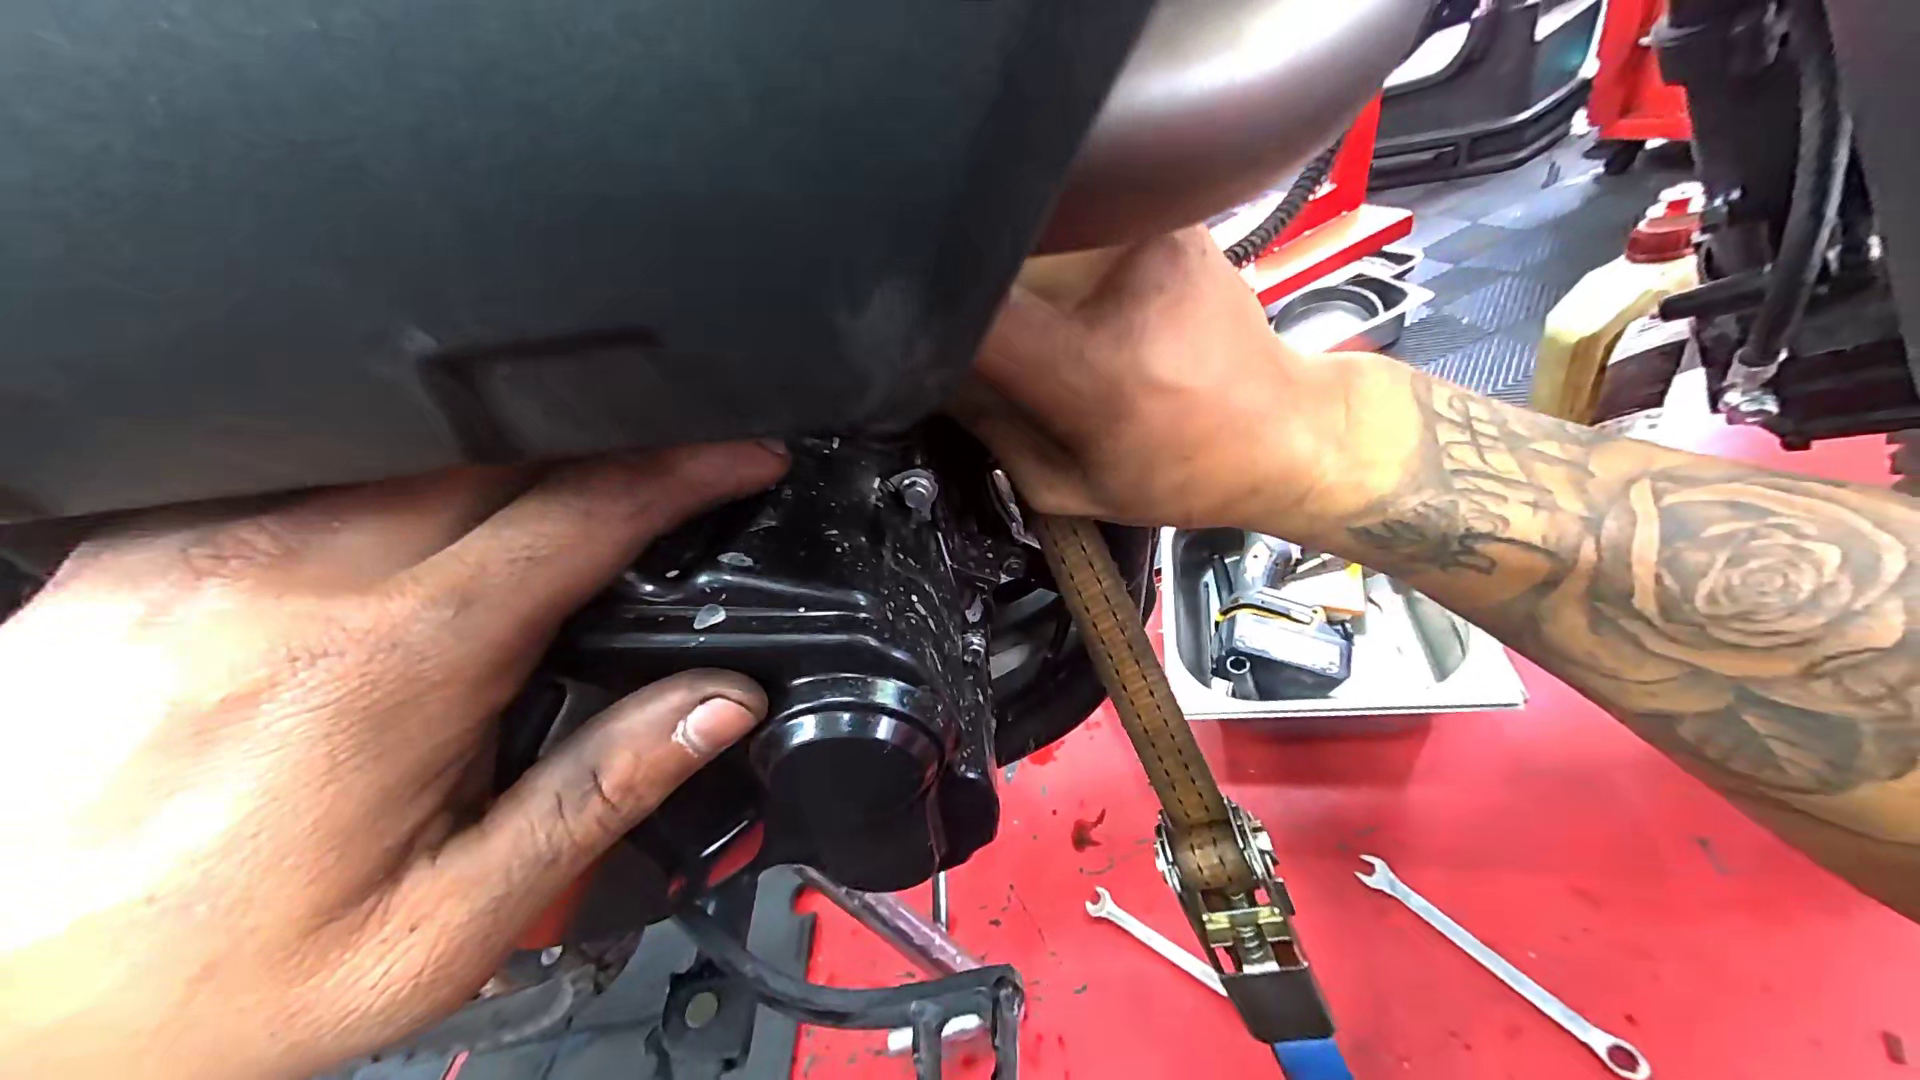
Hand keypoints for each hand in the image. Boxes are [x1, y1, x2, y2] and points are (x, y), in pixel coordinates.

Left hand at [0, 443, 786, 1078]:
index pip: (587, 513)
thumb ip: (603, 791)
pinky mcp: (147, 552)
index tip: (743, 457)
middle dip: (627, 451)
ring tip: (594, 499)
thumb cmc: (199, 987)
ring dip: (537, 462)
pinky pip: (334, 471)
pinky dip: (430, 478)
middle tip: (688, 472)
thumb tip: (720, 706)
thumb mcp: (445, 922)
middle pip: (516, 456)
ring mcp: (209, 550)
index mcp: (394, 661)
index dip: (687, 471)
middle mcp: (299, 575)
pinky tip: (456, 521)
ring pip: (428, 450)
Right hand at [954, 227, 1419, 533]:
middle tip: (986, 336)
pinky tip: (1085, 301)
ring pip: (1038, 239)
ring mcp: (1152, 242)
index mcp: (1094, 372)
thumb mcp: (1072, 486)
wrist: (1286, 431)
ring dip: (1020, 278)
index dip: (938, 323)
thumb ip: (993, 432)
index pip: (977, 315)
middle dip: (979, 299)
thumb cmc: (1185, 473)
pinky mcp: (1171, 224)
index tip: (925, 337)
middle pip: (1000, 263)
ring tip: (1047, 324)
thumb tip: (939, 377)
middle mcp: (1123, 289)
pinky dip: (1063, 261)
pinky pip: (1082, 227)